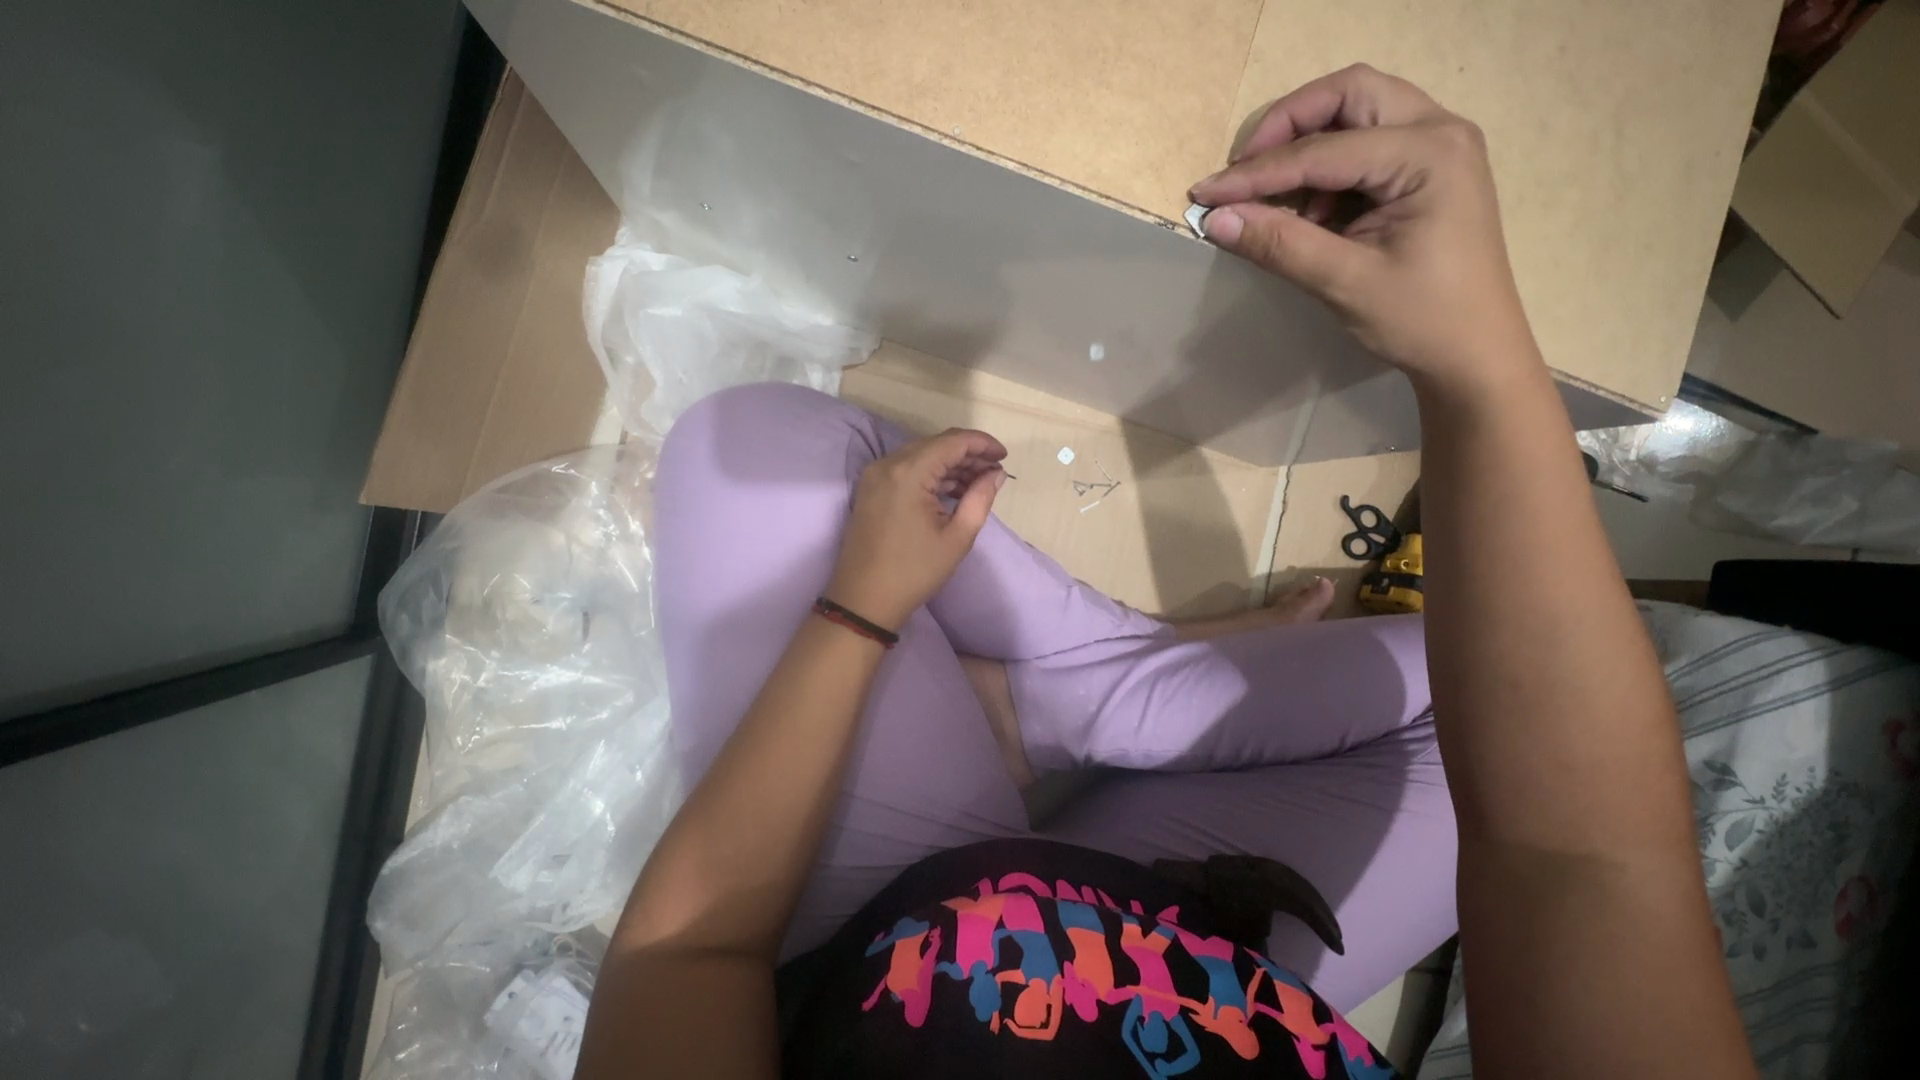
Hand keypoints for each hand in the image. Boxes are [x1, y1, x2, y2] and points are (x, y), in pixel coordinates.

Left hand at [823, 429, 1007, 631]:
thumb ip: (980, 498)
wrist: (863, 600)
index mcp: (908, 473)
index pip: (952, 441)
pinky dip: (930, 474)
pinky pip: (906, 469)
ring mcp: (875, 476)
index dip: (982, 444)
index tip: (1004, 457)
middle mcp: (888, 465)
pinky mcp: (870, 489)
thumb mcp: (957, 538)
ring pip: (921, 455)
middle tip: (994, 473)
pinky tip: (951, 490)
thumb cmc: (914, 572)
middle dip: (968, 454)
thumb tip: (995, 475)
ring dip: (950, 465)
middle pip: (935, 445)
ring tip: (978, 483)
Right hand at [1189, 64, 1539, 388]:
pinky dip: (1325, 169)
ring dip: (1306, 147)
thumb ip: (1280, 245)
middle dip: (1287, 127)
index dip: (1256, 172)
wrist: (1475, 351)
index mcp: (1429, 154)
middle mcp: (1439, 130)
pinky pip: (1364, 143)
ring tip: (1278, 204)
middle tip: (1244, 172)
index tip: (1204, 194)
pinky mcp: (1426, 167)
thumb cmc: (1422, 320)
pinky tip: (1311, 214)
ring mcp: (1437, 145)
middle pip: (1348, 94)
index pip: (1323, 149)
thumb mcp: (1345, 283)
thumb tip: (1216, 219)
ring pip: (1356, 111)